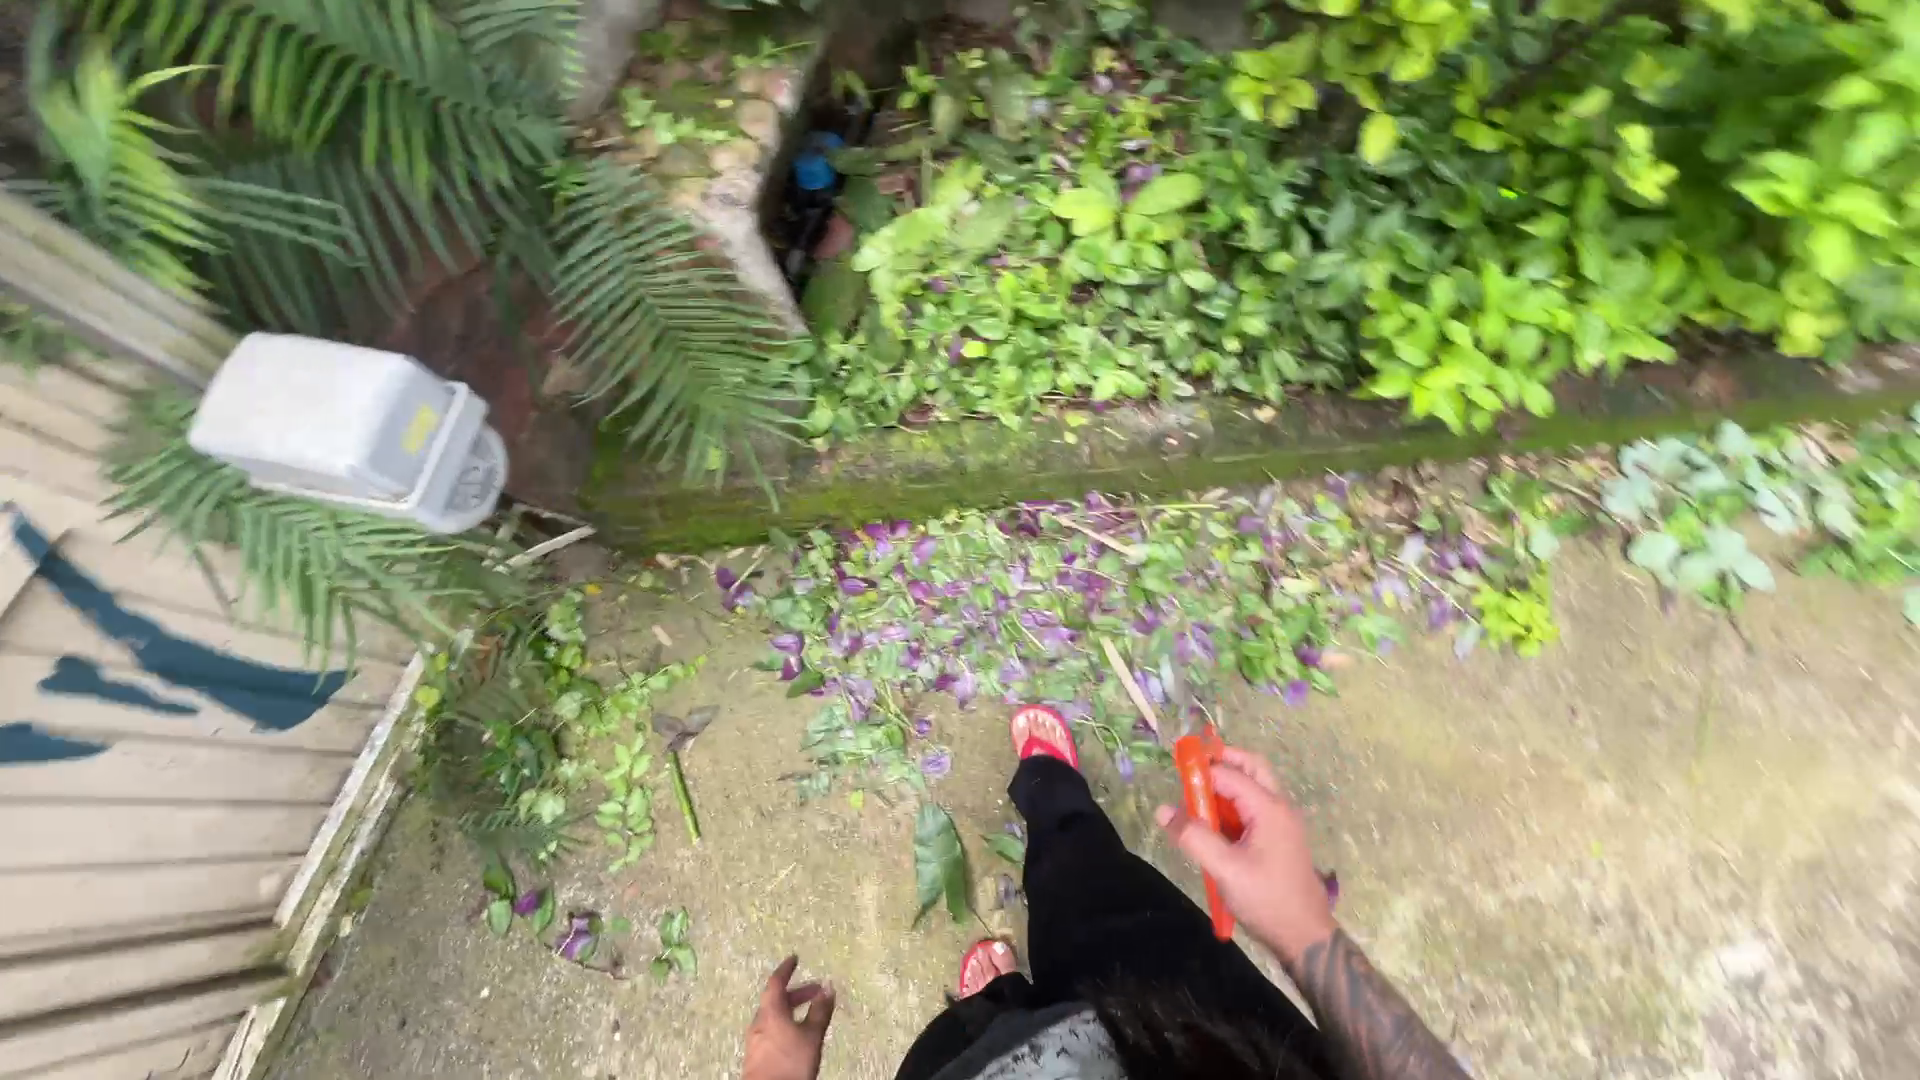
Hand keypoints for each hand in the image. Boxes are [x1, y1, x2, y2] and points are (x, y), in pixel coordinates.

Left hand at [742, 955, 835, 1079]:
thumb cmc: (791, 1064)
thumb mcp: (812, 1036)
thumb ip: (820, 1011)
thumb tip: (829, 987)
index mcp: (770, 1012)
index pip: (776, 982)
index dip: (786, 969)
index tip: (795, 958)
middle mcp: (759, 1022)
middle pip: (775, 999)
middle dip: (796, 993)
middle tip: (815, 992)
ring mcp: (755, 1040)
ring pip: (773, 1016)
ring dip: (790, 1010)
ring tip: (809, 1015)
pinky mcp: (755, 1056)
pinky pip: (770, 1030)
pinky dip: (784, 1023)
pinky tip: (795, 1035)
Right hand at [1155, 747, 1335, 969]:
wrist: (1306, 938)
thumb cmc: (1267, 900)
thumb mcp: (1225, 869)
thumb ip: (1193, 837)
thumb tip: (1162, 811)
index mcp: (1269, 808)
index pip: (1229, 774)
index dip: (1201, 774)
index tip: (1176, 781)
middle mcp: (1280, 807)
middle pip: (1252, 767)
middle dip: (1222, 762)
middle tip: (1194, 772)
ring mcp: (1283, 822)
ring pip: (1255, 785)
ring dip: (1228, 784)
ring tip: (1199, 802)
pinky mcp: (1280, 837)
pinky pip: (1255, 807)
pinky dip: (1234, 804)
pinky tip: (1215, 826)